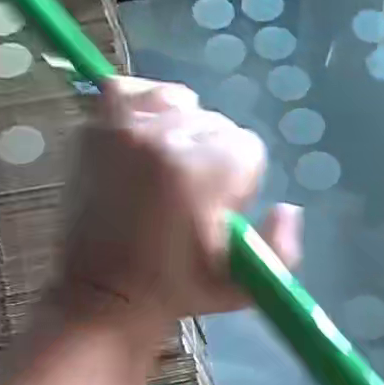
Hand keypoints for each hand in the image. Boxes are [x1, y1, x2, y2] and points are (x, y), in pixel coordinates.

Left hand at [59, 77, 302, 328]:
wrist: (105, 293)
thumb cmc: (180, 290)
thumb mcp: (244, 285)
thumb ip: (280, 248)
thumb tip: (288, 208)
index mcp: (205, 173)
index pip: (250, 149)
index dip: (243, 183)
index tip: (223, 211)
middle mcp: (167, 138)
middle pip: (217, 124)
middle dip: (215, 158)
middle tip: (194, 198)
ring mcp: (126, 128)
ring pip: (180, 102)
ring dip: (184, 130)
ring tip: (171, 168)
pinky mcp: (95, 128)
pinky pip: (130, 90)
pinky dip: (144, 108)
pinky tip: (147, 138)